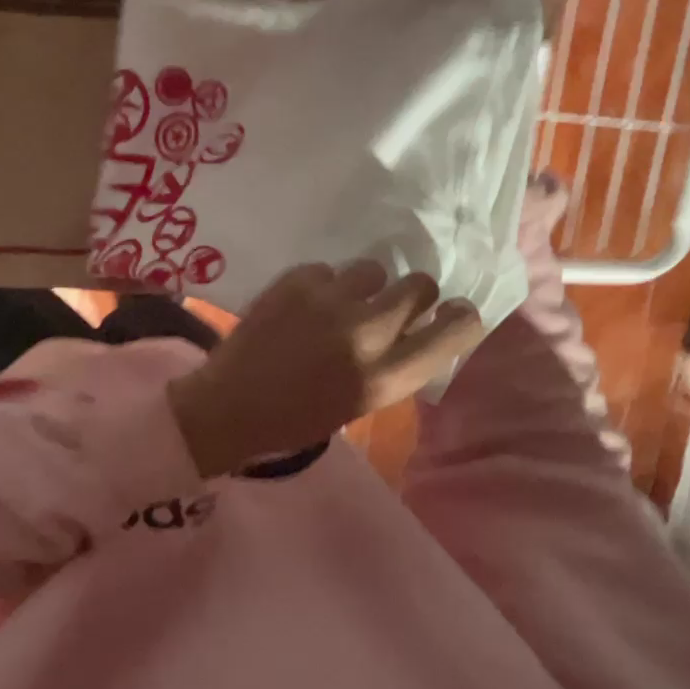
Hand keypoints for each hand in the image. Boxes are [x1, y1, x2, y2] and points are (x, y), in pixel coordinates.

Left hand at [167, 261, 483, 477]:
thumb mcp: (360, 403)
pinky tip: (304, 306)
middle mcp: (364, 334)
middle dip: (413, 295)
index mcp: (384, 377)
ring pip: (374, 270)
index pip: (453, 331)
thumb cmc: (296, 419)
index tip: (453, 312)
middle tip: (391, 306)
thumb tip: (418, 329)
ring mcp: (328, 301)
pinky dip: (322, 285)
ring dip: (366, 286)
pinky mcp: (295, 281)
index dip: (460, 318)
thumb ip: (394, 366)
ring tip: (341, 304)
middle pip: (420, 287)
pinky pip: (329, 269)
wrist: (229, 405)